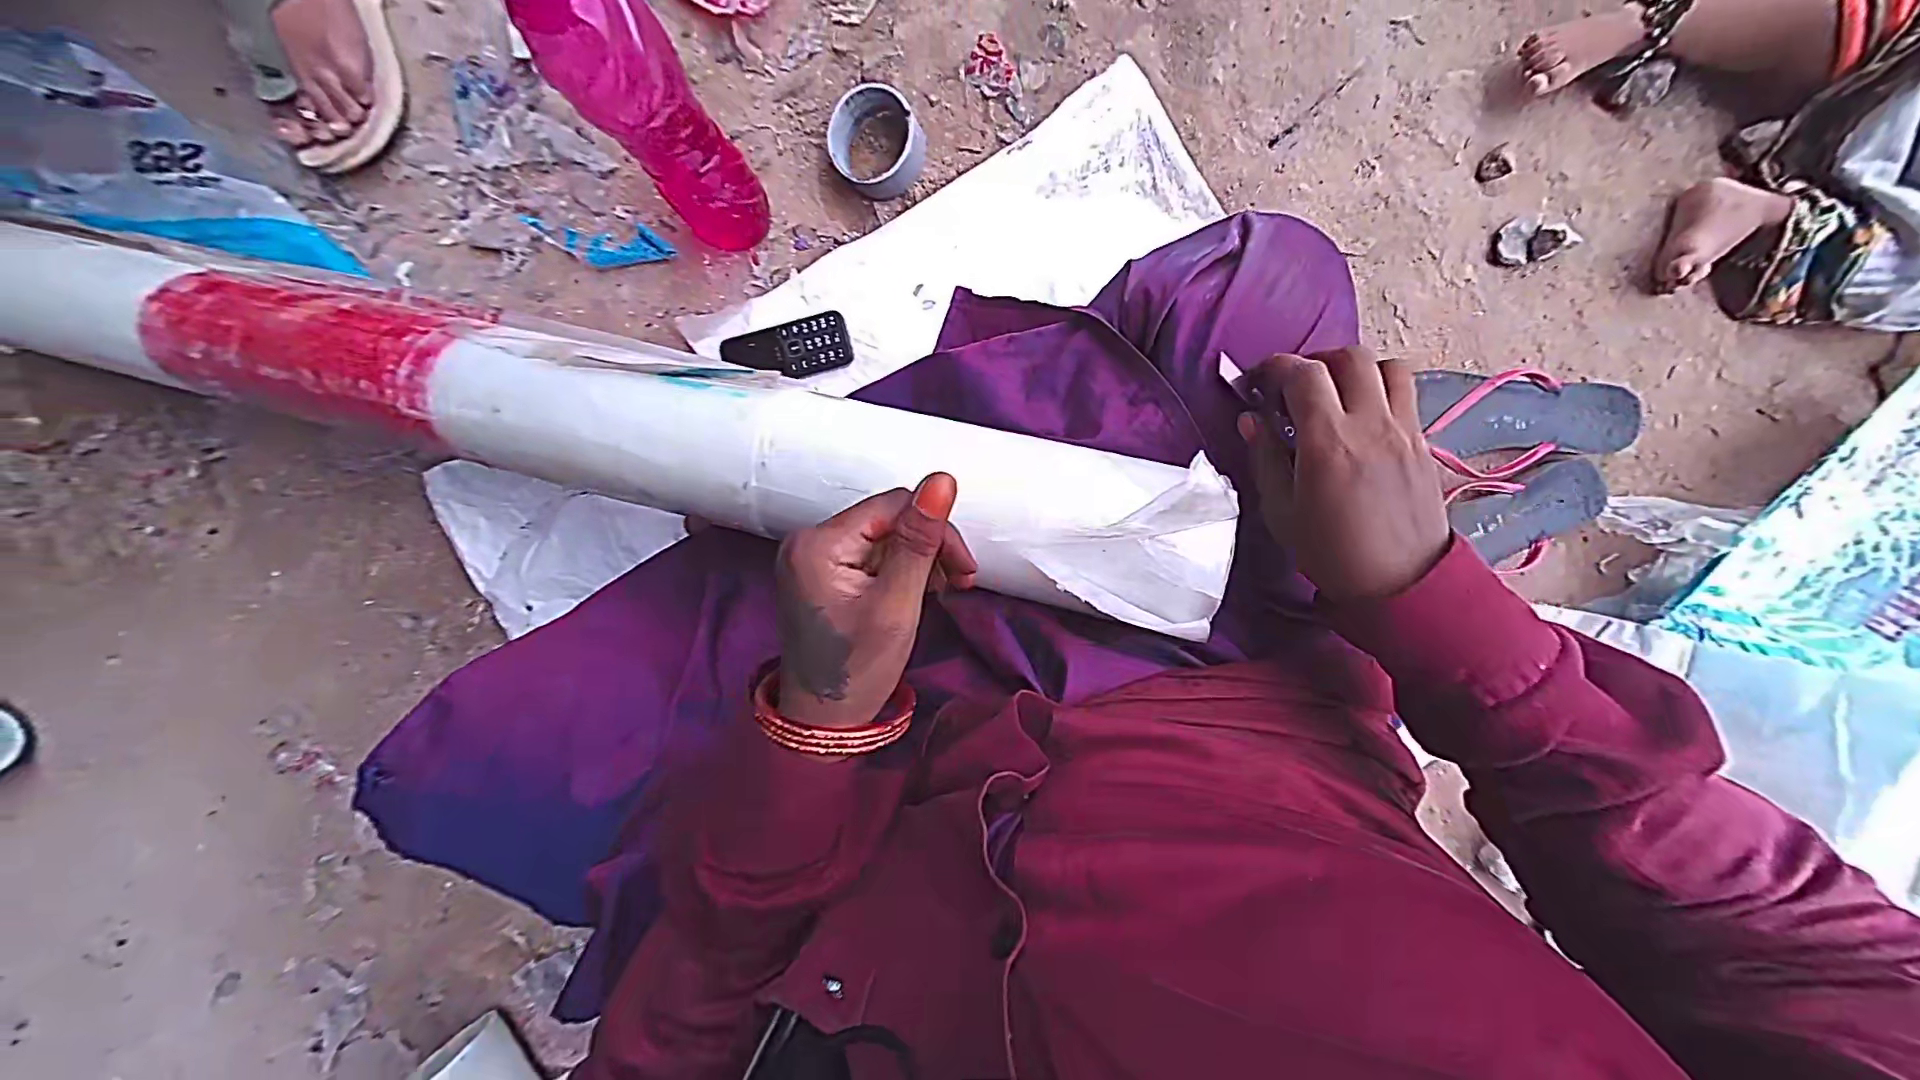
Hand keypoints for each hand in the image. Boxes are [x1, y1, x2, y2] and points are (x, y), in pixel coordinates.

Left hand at [775, 474, 977, 728]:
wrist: (824, 722)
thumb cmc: (858, 671)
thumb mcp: (897, 605)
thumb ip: (919, 541)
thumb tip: (942, 479)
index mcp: (818, 544)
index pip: (892, 506)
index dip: (936, 530)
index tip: (965, 569)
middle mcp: (808, 540)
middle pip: (887, 519)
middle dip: (928, 546)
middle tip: (957, 583)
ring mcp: (812, 556)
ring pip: (884, 535)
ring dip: (918, 558)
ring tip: (940, 591)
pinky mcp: (822, 572)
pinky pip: (871, 553)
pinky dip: (899, 569)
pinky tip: (916, 591)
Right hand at [1236, 346, 1449, 600]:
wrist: (1399, 582)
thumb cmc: (1329, 551)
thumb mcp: (1280, 510)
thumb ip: (1265, 457)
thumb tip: (1250, 420)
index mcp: (1327, 443)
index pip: (1302, 375)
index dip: (1274, 367)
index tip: (1256, 381)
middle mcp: (1370, 425)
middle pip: (1348, 357)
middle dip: (1314, 362)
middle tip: (1293, 386)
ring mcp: (1403, 430)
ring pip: (1387, 366)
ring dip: (1354, 369)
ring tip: (1333, 394)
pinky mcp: (1423, 442)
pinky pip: (1405, 394)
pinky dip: (1379, 390)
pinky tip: (1360, 418)